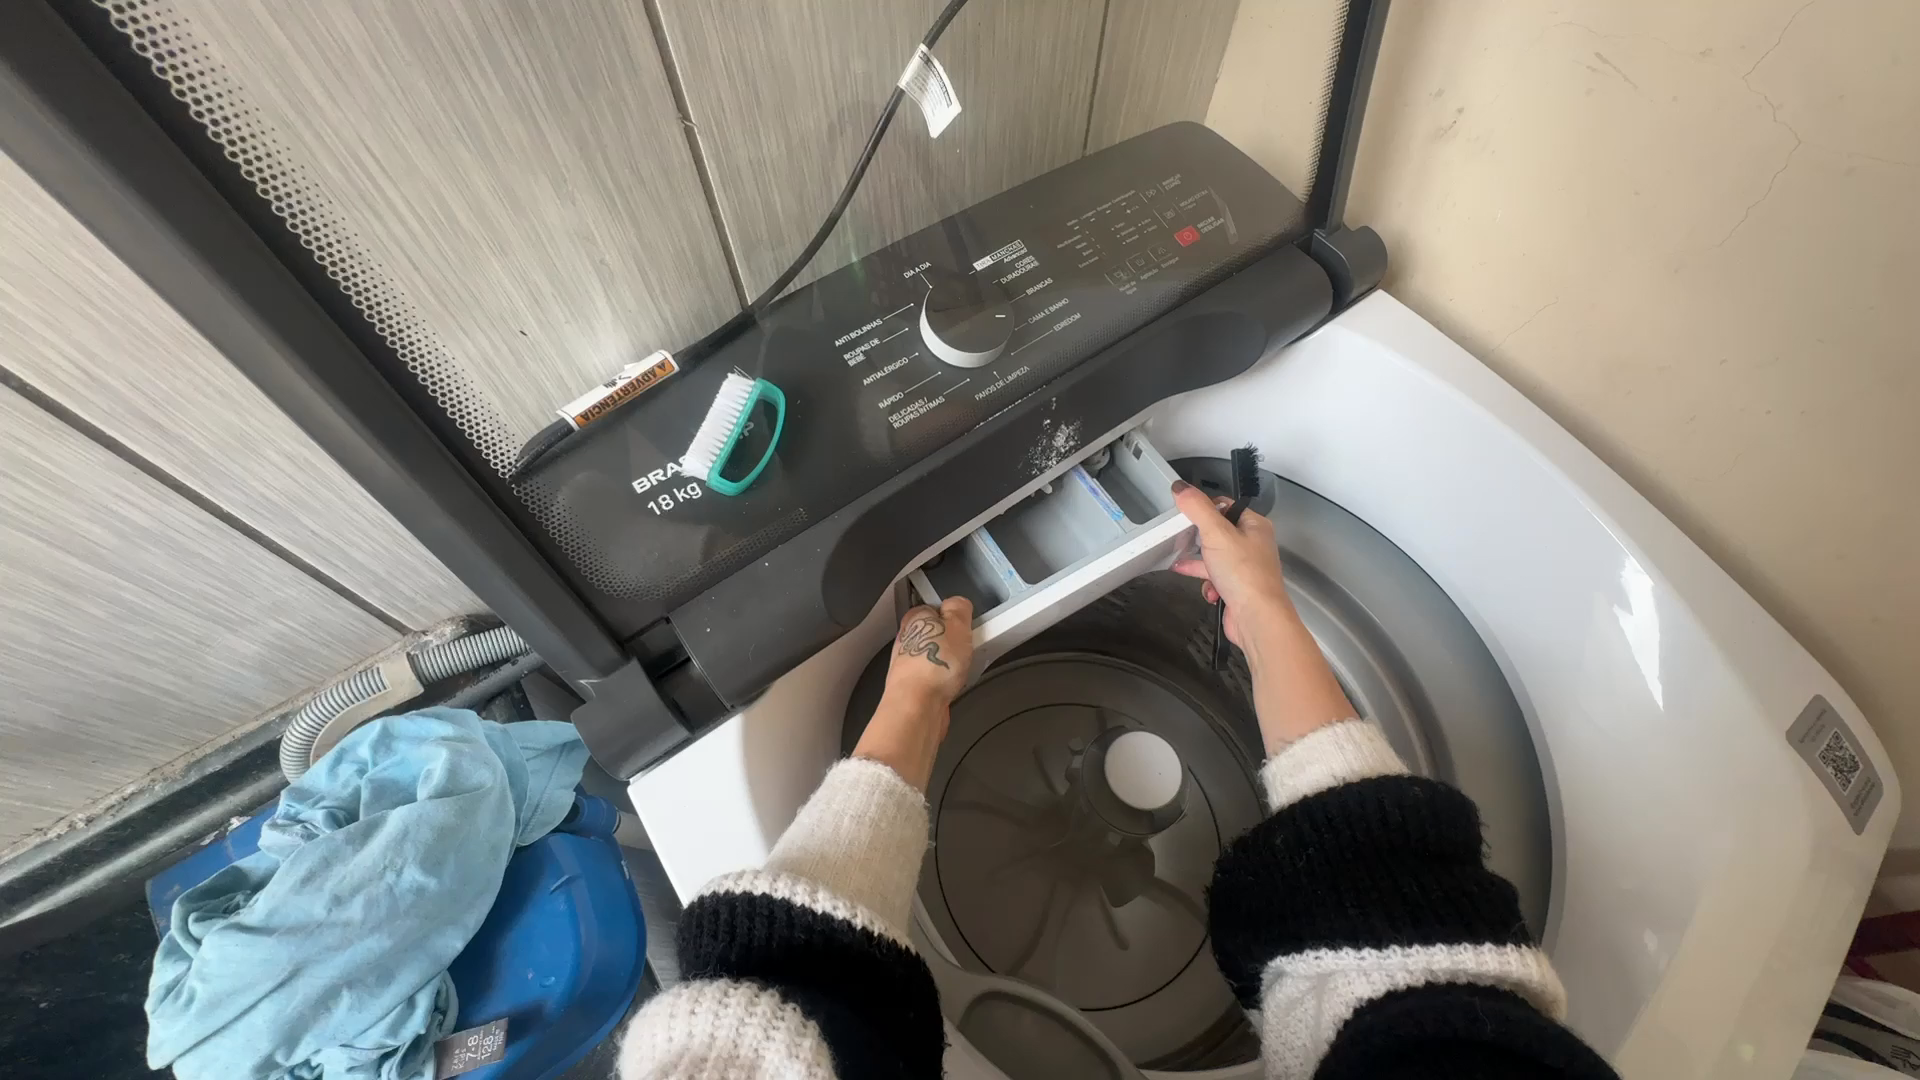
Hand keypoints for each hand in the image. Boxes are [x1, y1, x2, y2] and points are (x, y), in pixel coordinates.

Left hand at [854, 598, 973, 790]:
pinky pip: (936, 678)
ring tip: (962, 667)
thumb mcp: (957, 624)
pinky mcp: (915, 687)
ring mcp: (909, 665)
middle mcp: (907, 641)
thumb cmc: (932, 665)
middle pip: (935, 634)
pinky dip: (946, 681)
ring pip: (935, 657)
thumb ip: (958, 607)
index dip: (953, 615)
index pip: (934, 607)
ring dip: (950, 662)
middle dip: (953, 641)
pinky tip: (954, 684)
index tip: (966, 622)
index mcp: (914, 619)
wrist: (918, 706)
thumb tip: (959, 602)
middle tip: (967, 645)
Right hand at [1168, 479, 1292, 649]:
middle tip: (1179, 538)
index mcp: (1254, 526)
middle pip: (1217, 532)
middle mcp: (1253, 545)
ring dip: (1198, 563)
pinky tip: (1204, 588)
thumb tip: (1181, 488)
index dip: (1203, 508)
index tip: (1183, 512)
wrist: (1256, 618)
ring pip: (1214, 557)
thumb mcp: (1216, 533)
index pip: (1225, 506)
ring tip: (1180, 564)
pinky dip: (1206, 582)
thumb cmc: (1244, 574)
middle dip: (1197, 539)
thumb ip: (1197, 509)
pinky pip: (1215, 578)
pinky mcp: (1237, 588)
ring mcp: (1245, 567)